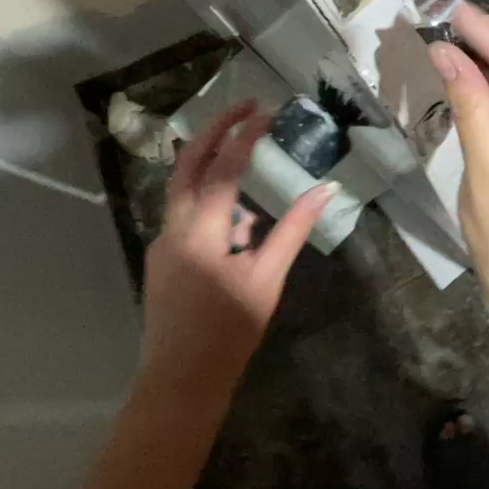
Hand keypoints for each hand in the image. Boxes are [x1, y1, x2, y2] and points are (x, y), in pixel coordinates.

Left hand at [137, 101, 332, 392]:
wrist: (179, 383)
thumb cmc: (229, 333)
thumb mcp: (268, 279)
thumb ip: (293, 229)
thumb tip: (327, 190)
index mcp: (200, 233)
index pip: (223, 169)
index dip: (245, 135)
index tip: (268, 111)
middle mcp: (172, 229)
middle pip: (187, 163)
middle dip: (214, 128)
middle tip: (245, 105)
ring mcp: (161, 242)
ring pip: (182, 186)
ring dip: (212, 162)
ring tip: (249, 156)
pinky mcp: (162, 257)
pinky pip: (186, 215)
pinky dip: (212, 202)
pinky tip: (243, 225)